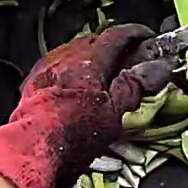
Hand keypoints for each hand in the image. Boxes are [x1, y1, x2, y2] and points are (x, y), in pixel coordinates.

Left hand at [0, 24, 170, 187]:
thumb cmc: (74, 135)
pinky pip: (59, 66)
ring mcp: (46, 68)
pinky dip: (74, 70)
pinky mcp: (33, 82)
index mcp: (89, 60)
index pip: (116, 35)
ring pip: (74, 52)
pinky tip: (79, 87)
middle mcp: (65, 57)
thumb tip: (155, 69)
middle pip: (94, 40)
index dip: (136, 34)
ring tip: (104, 74)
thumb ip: (134, 87)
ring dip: (92, 58)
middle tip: (128, 59)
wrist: (32, 153)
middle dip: (114, 46)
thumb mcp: (114, 114)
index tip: (146, 38)